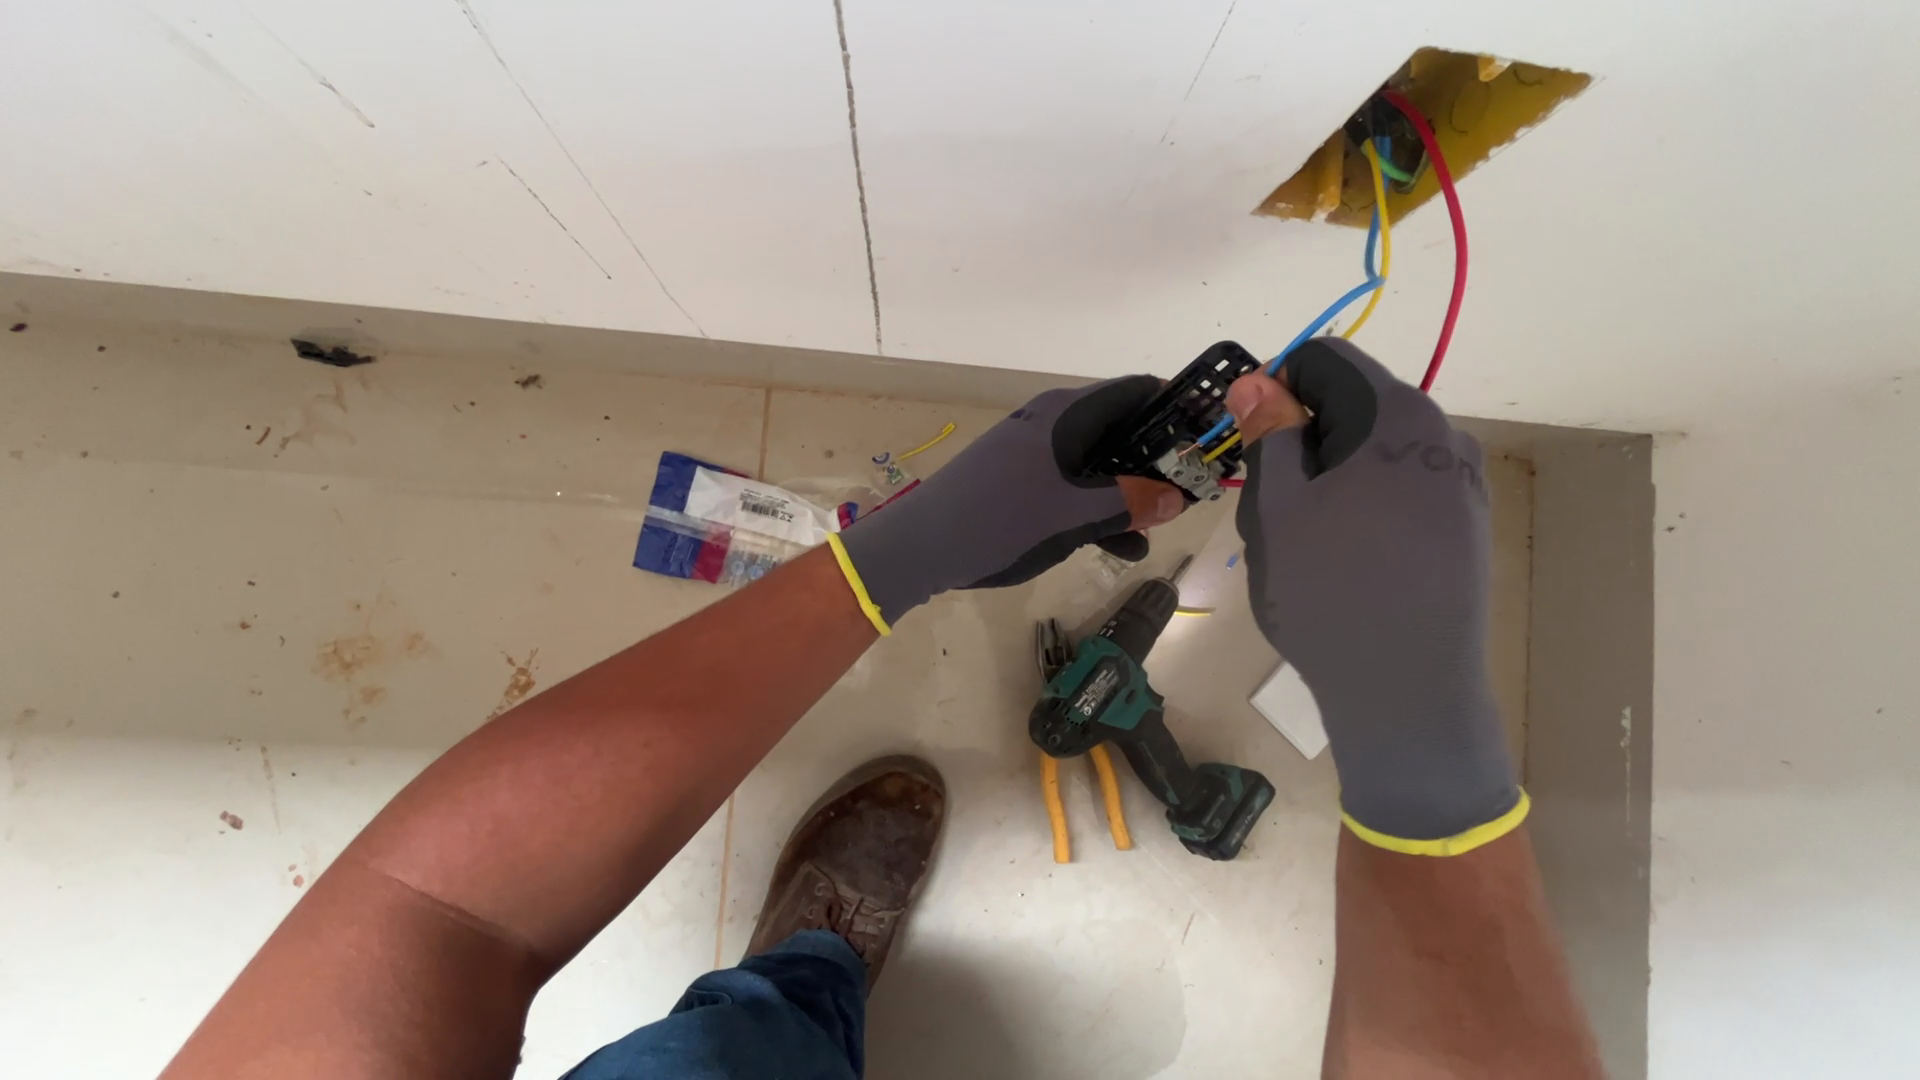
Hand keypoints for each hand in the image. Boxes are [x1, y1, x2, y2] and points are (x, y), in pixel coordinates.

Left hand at [835, 377, 1184, 628]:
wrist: (921, 547)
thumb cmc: (998, 520)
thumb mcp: (1072, 516)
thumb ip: (1128, 502)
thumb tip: (1178, 496)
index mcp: (1065, 414)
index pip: (1135, 392)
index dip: (1176, 409)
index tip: (1206, 438)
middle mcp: (1051, 424)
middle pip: (1119, 430)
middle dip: (1155, 462)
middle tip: (1189, 492)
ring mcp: (1033, 454)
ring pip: (1096, 466)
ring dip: (1127, 495)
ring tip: (1156, 530)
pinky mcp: (1019, 482)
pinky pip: (1071, 488)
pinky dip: (1096, 509)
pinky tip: (1119, 545)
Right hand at [1229, 338, 1522, 853]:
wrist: (1408, 690)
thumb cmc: (1327, 590)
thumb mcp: (1276, 508)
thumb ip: (1270, 433)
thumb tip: (1258, 381)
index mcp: (1396, 416)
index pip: (1324, 359)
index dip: (1276, 389)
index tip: (1254, 446)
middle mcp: (1443, 435)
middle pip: (1351, 404)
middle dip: (1302, 441)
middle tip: (1274, 509)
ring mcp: (1462, 483)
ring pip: (1374, 451)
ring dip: (1329, 478)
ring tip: (1309, 544)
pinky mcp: (1468, 526)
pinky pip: (1401, 489)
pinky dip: (1362, 505)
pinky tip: (1348, 561)